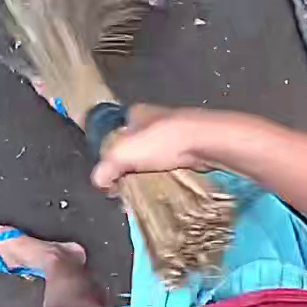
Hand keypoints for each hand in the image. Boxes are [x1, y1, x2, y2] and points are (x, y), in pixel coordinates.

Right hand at [89, 105, 239, 191]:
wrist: (206, 142)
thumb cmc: (161, 141)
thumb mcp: (120, 153)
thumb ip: (103, 168)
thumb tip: (99, 181)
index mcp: (135, 113)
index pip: (113, 135)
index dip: (109, 156)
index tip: (111, 178)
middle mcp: (154, 119)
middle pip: (134, 149)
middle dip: (129, 170)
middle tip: (128, 190)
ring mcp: (175, 132)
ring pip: (153, 159)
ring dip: (149, 176)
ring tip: (147, 193)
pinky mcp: (192, 147)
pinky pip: (172, 166)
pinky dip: (167, 177)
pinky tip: (167, 188)